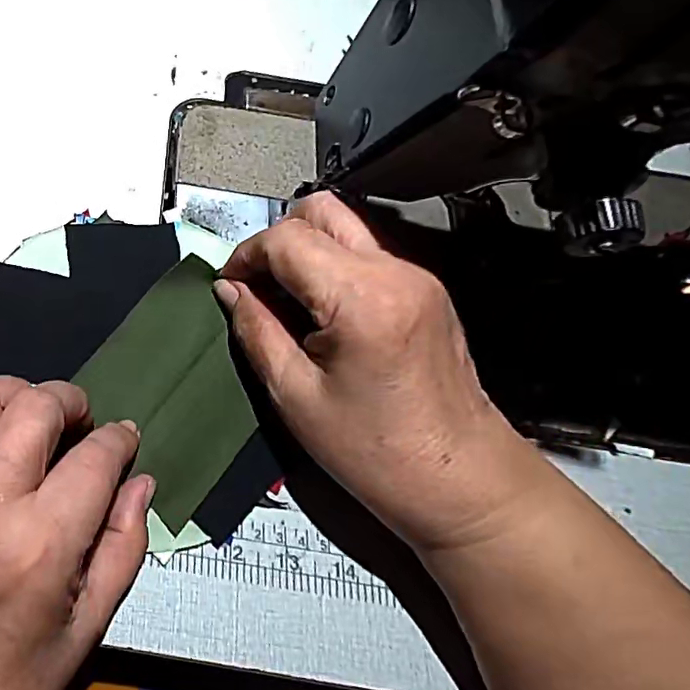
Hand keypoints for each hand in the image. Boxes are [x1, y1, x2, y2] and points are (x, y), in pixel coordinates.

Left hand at [0, 371, 153, 689]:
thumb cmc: (5, 682)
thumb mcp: (87, 628)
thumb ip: (124, 547)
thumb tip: (139, 483)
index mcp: (41, 546)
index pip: (97, 457)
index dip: (120, 440)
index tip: (124, 443)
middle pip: (37, 408)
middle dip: (72, 402)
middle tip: (82, 426)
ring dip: (16, 393)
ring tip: (33, 417)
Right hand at [215, 192, 543, 555]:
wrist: (459, 478)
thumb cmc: (383, 454)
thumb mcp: (296, 396)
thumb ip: (256, 331)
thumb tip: (231, 292)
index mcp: (362, 298)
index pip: (286, 239)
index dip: (246, 256)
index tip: (230, 283)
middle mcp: (396, 274)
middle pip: (319, 211)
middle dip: (276, 239)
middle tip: (255, 284)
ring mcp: (416, 278)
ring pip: (345, 228)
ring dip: (305, 251)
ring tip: (285, 302)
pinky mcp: (425, 291)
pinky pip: (366, 255)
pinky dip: (333, 268)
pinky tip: (319, 312)